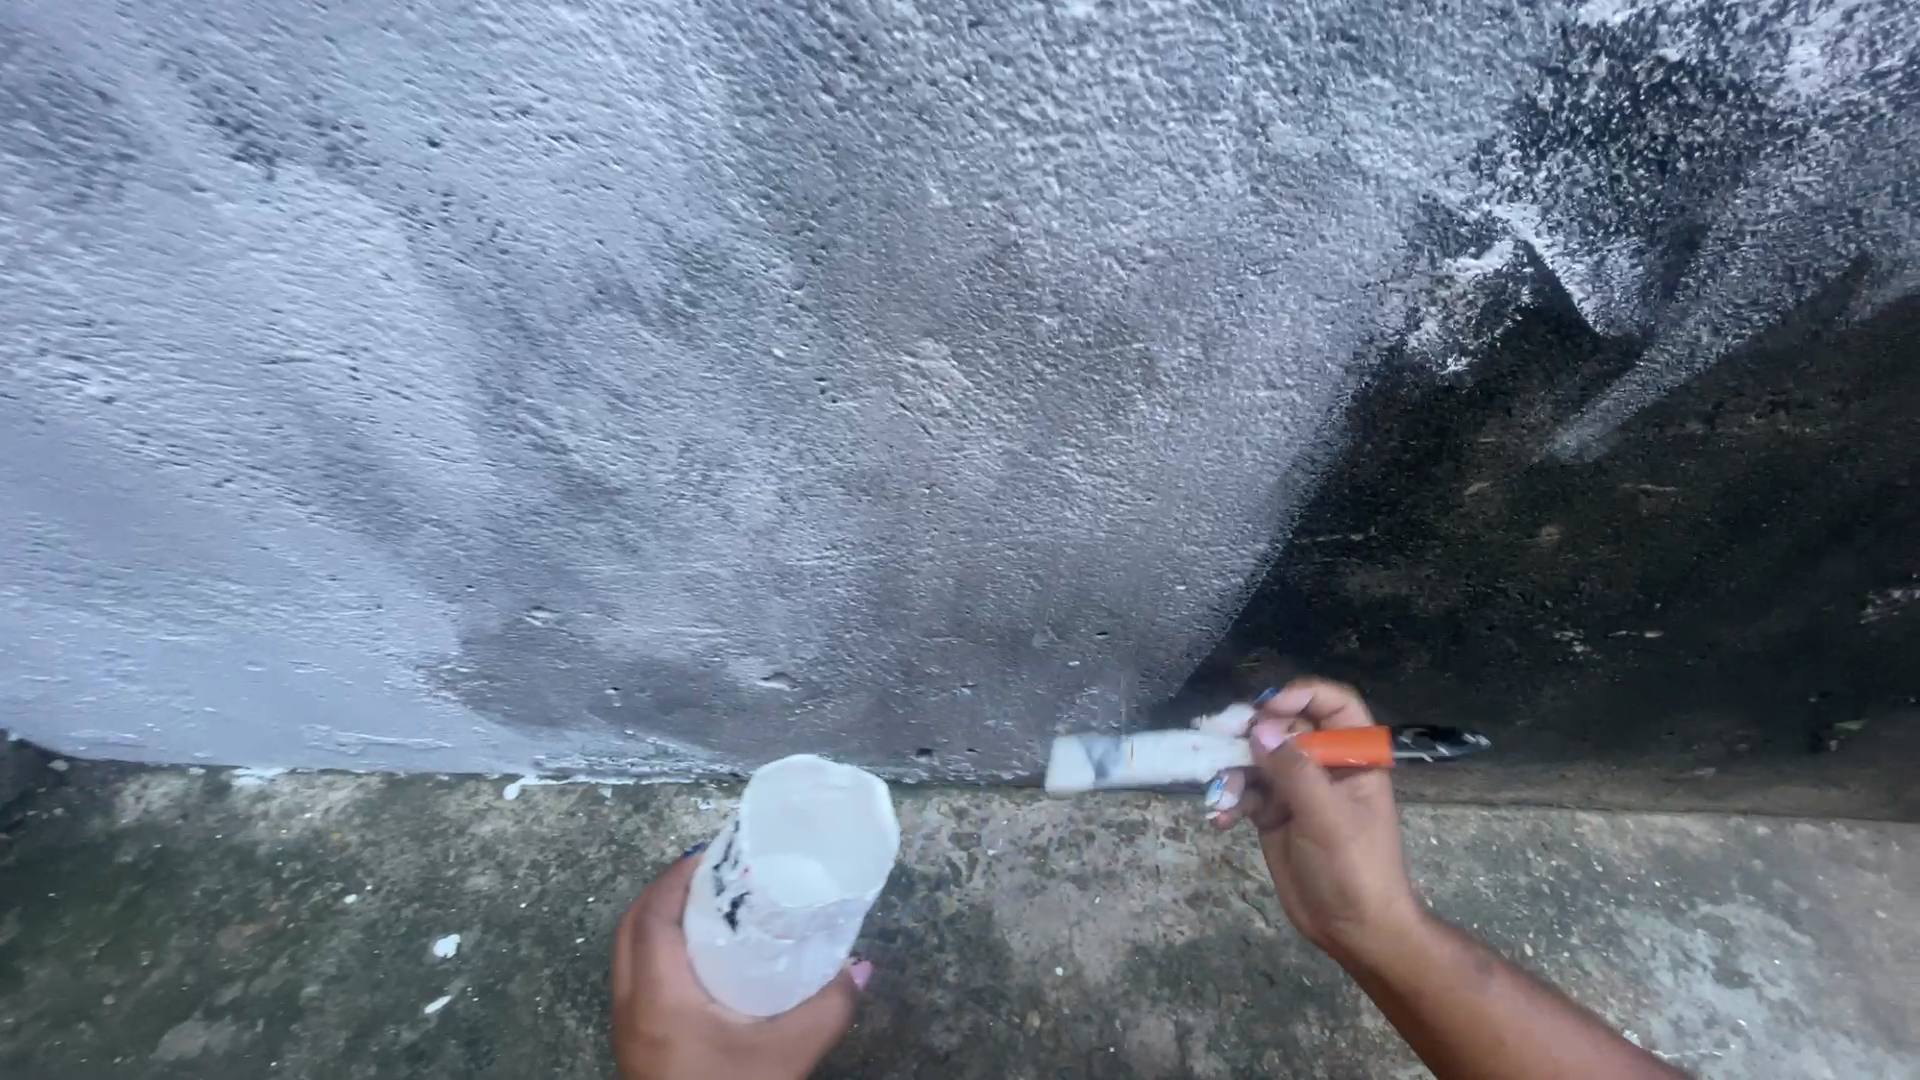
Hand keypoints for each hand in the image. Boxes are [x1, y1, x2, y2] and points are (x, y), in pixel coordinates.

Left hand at [612, 851, 870, 1079]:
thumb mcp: (787, 1056)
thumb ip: (828, 1006)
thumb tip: (861, 966)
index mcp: (658, 996)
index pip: (651, 916)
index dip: (677, 877)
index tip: (715, 854)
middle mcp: (631, 1006)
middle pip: (631, 927)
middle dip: (667, 890)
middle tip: (714, 873)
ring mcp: (627, 1028)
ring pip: (629, 952)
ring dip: (660, 919)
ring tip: (710, 904)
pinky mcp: (635, 1045)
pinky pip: (635, 976)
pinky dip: (659, 948)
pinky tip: (703, 956)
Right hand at [1206, 677, 1424, 967]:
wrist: (1352, 931)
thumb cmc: (1356, 870)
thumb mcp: (1329, 818)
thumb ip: (1293, 770)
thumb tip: (1257, 727)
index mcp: (1353, 758)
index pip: (1334, 704)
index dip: (1302, 695)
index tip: (1268, 706)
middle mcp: (1322, 765)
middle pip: (1282, 725)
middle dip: (1249, 730)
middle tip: (1217, 734)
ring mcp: (1295, 787)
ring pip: (1255, 755)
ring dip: (1231, 769)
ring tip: (1220, 792)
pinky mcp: (1272, 810)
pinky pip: (1243, 788)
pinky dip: (1229, 799)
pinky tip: (1220, 817)